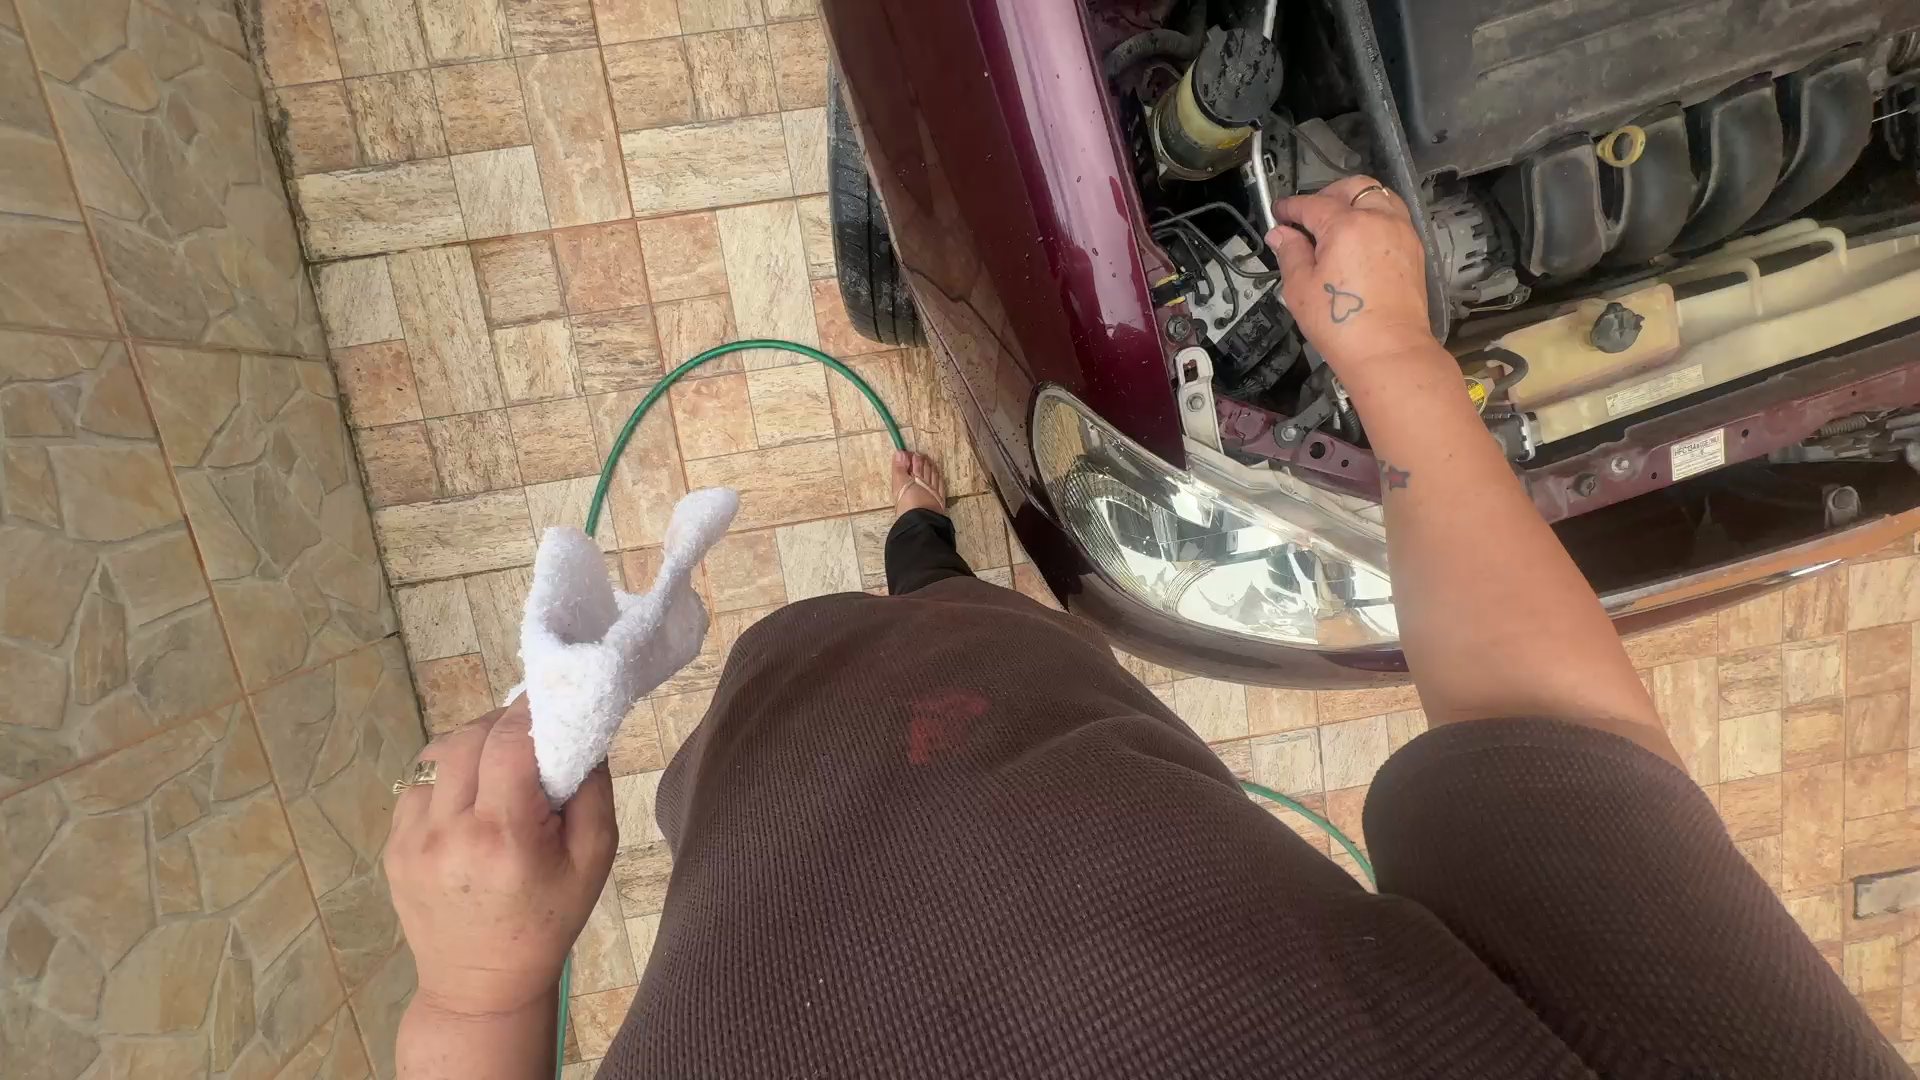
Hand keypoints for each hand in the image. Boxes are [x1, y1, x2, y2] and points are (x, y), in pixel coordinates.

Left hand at [385, 698, 617, 1019]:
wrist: (481, 981)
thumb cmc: (551, 916)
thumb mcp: (596, 854)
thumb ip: (594, 788)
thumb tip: (581, 733)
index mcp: (502, 835)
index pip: (509, 743)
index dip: (531, 710)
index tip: (552, 694)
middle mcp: (447, 833)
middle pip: (467, 739)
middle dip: (503, 720)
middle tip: (534, 724)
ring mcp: (410, 841)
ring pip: (436, 755)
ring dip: (473, 740)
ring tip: (504, 753)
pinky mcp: (393, 848)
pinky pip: (418, 783)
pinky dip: (449, 769)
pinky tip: (475, 787)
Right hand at [1267, 175, 1441, 392]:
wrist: (1386, 347)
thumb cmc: (1339, 322)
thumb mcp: (1299, 289)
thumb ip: (1290, 254)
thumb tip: (1281, 234)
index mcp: (1346, 226)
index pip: (1313, 204)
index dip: (1292, 207)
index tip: (1279, 211)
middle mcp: (1378, 219)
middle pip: (1353, 187)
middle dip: (1327, 194)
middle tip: (1308, 213)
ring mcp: (1401, 231)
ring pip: (1378, 196)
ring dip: (1354, 201)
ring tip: (1336, 222)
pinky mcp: (1413, 248)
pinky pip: (1393, 216)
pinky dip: (1373, 216)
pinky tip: (1359, 239)